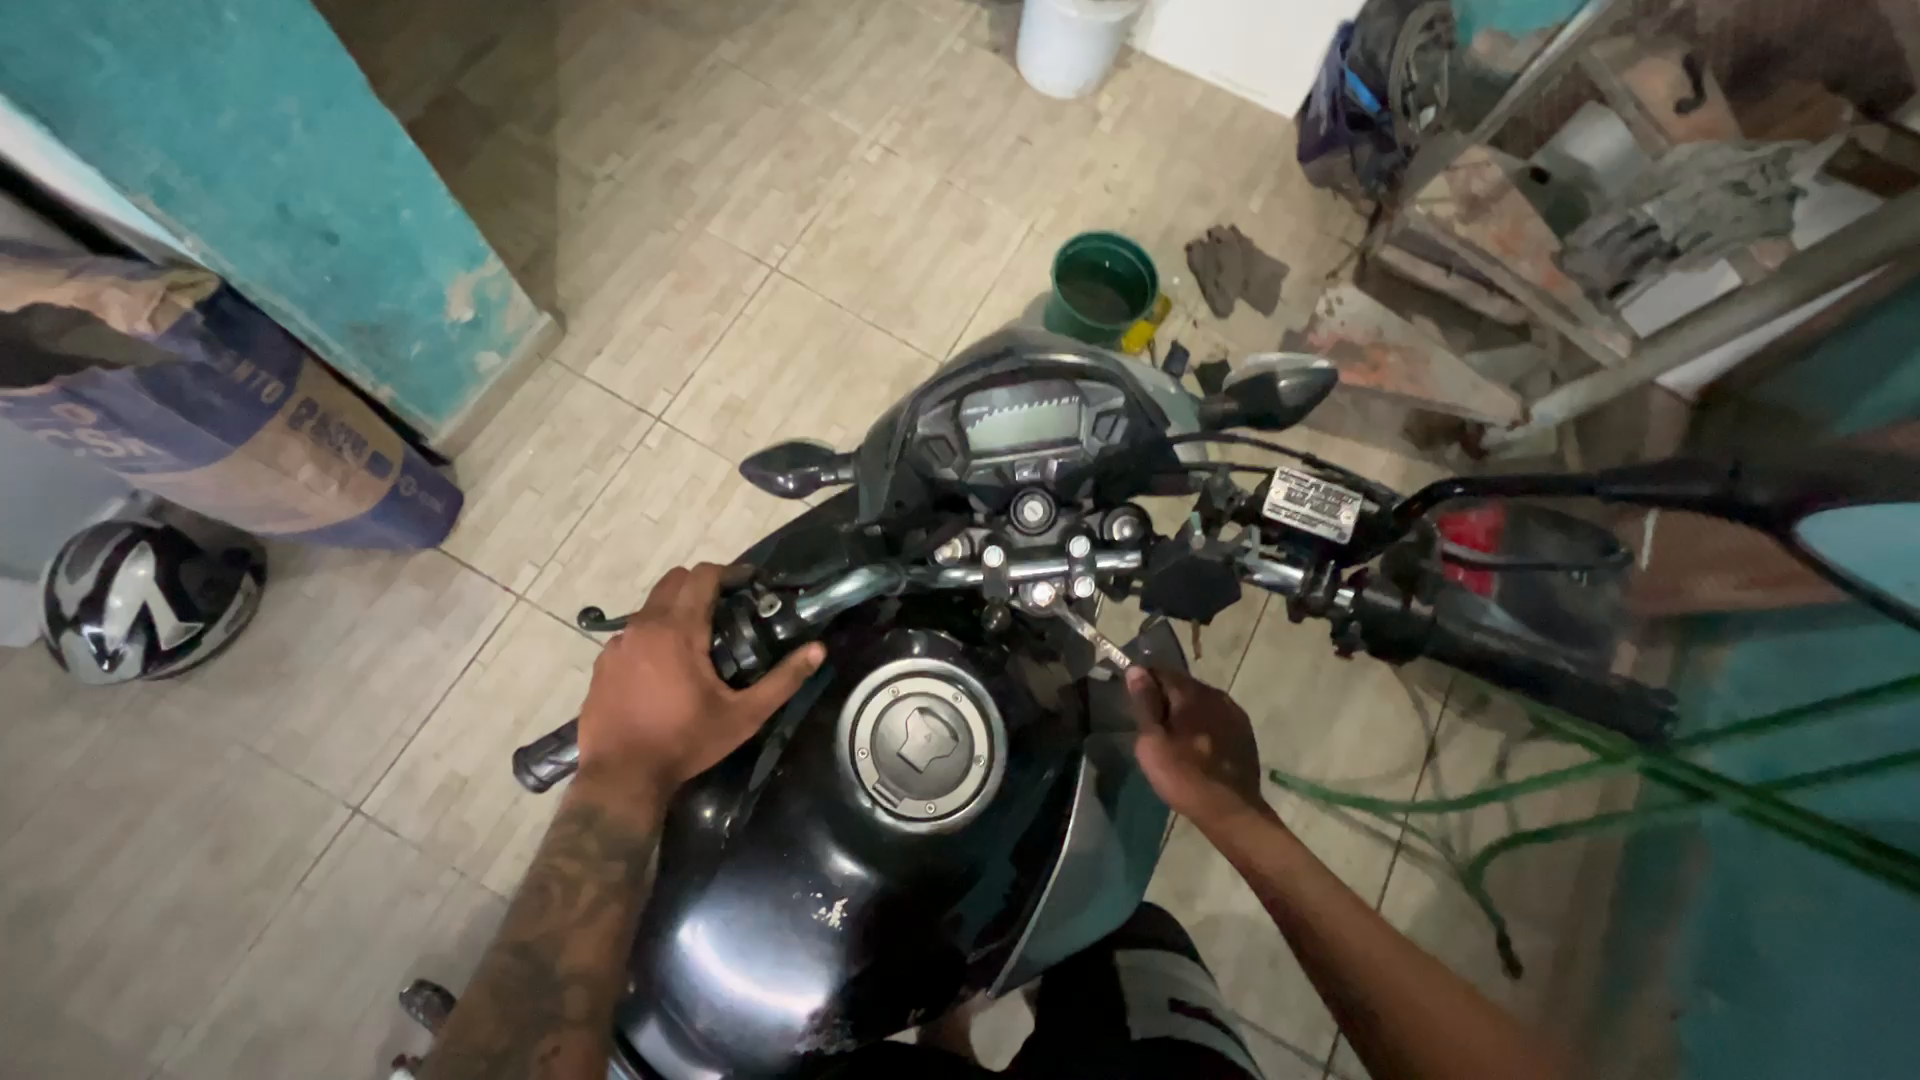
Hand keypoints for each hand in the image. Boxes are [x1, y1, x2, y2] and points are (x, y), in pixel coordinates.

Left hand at [576, 563, 824, 795]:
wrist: (619, 778)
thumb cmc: (684, 742)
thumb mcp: (743, 716)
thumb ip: (783, 680)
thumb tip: (818, 650)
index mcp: (678, 630)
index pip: (703, 576)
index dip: (730, 573)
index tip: (750, 585)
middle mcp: (643, 626)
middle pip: (674, 581)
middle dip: (703, 585)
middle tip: (729, 609)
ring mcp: (618, 644)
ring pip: (652, 606)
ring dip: (678, 610)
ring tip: (701, 641)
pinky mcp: (603, 664)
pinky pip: (634, 634)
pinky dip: (655, 636)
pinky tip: (667, 669)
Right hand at [1125, 666, 1274, 829]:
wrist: (1230, 811)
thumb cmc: (1183, 775)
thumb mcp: (1152, 741)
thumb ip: (1145, 703)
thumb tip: (1136, 669)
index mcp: (1192, 692)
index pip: (1161, 671)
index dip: (1144, 683)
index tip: (1135, 704)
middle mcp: (1216, 694)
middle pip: (1182, 685)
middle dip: (1166, 698)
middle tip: (1152, 725)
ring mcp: (1234, 713)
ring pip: (1201, 702)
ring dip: (1186, 712)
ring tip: (1174, 737)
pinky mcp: (1245, 732)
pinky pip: (1216, 717)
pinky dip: (1203, 724)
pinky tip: (1197, 746)